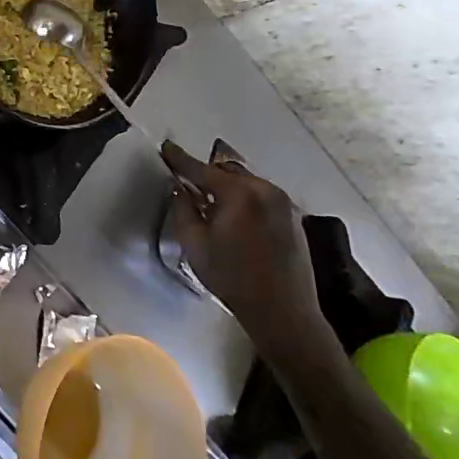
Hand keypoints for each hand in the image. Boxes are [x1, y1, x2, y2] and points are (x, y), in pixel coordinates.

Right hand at [161, 139, 325, 347]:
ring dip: (226, 187)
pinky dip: (243, 198)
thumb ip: (182, 208)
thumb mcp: (193, 243)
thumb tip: (180, 189)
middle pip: (228, 170)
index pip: (202, 169)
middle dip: (207, 174)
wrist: (282, 311)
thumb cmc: (231, 276)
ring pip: (246, 182)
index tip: (166, 148)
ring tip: (210, 203)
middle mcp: (266, 190)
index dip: (180, 159)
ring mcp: (284, 203)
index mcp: (240, 193)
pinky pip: (261, 196)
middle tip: (188, 184)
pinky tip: (233, 217)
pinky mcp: (293, 218)